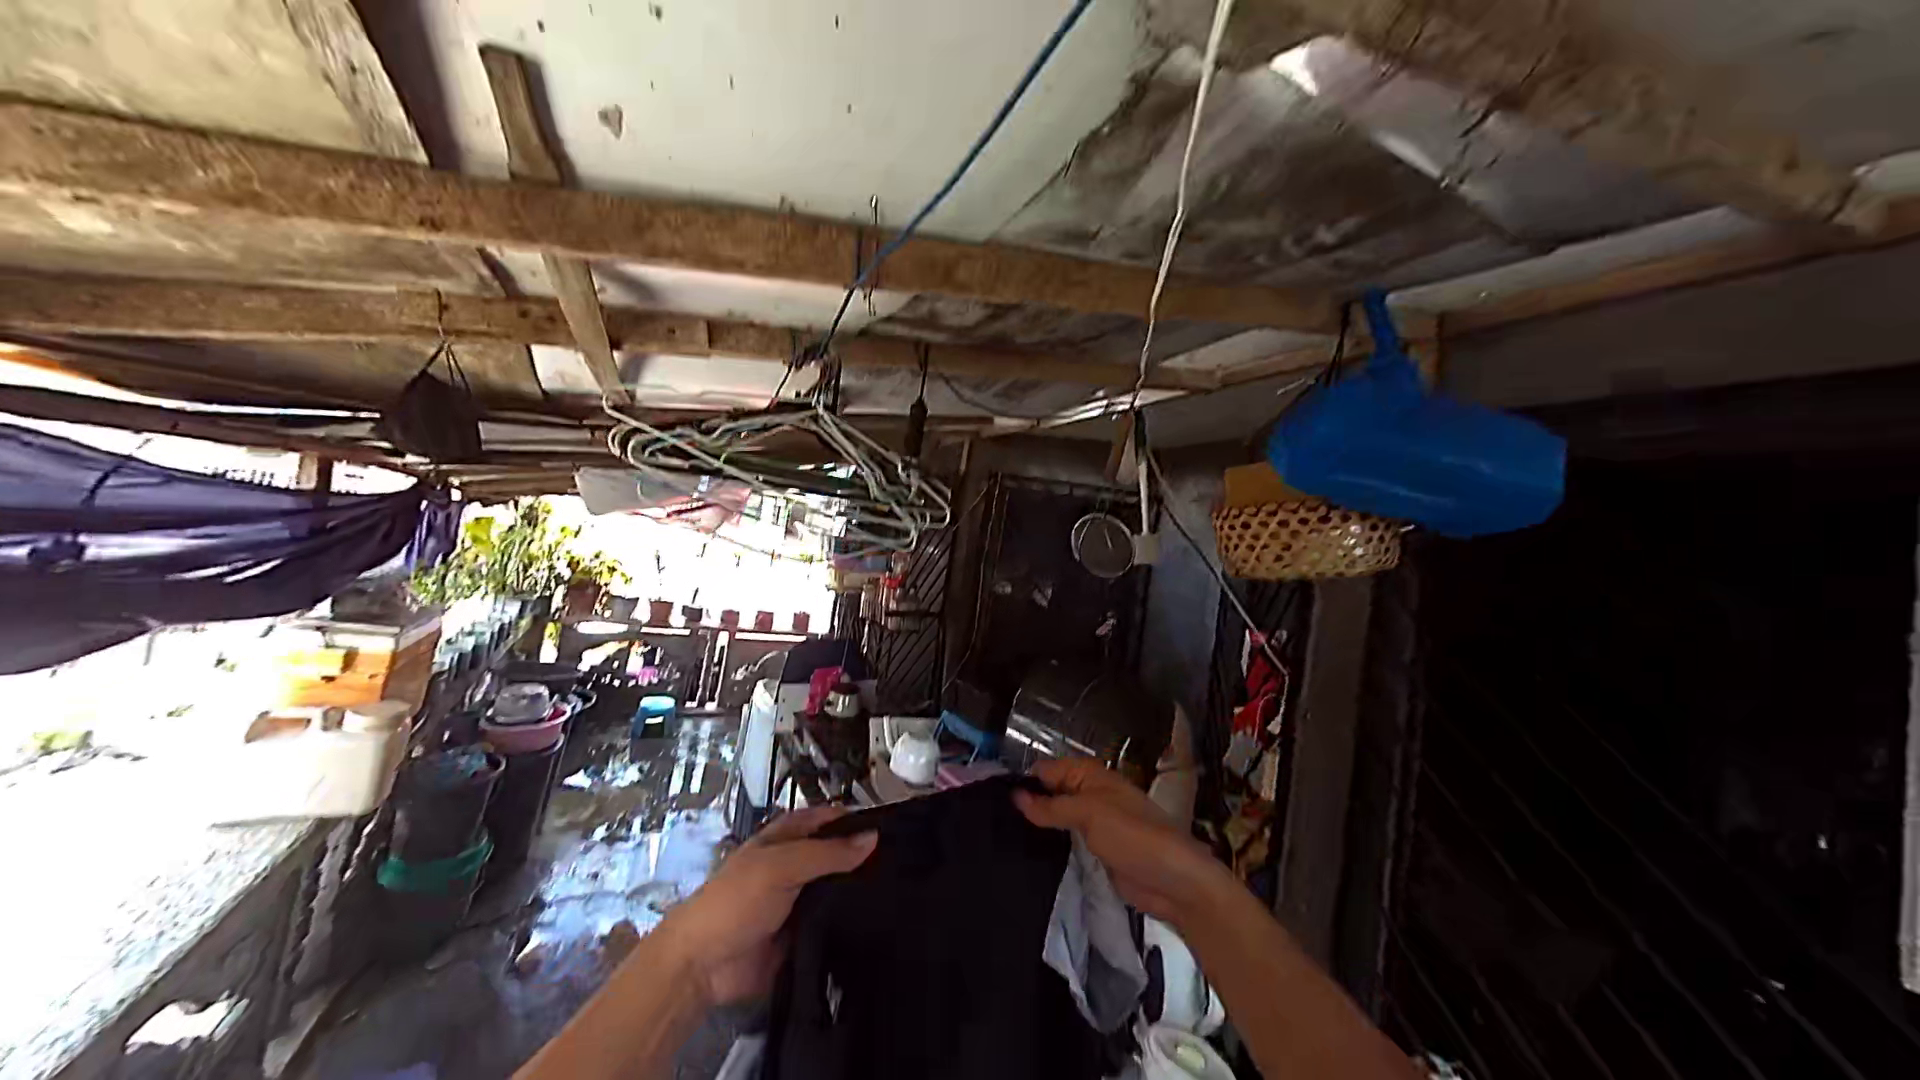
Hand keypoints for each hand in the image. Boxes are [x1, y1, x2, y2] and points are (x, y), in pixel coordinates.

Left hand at [656, 806, 876, 1005]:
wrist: (704, 966)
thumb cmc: (735, 901)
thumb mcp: (781, 866)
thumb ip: (826, 853)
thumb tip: (872, 838)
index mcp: (783, 839)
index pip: (824, 820)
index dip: (851, 819)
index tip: (888, 825)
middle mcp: (793, 867)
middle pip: (834, 855)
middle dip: (861, 857)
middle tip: (901, 861)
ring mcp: (798, 902)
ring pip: (837, 890)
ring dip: (859, 891)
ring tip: (898, 891)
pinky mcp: (803, 935)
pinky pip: (833, 924)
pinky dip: (851, 923)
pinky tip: (878, 923)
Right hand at [1014, 757, 1234, 926]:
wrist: (1175, 882)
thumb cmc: (1134, 837)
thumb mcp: (1090, 814)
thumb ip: (1052, 806)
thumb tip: (1015, 796)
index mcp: (1090, 775)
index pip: (1046, 770)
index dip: (1022, 782)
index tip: (992, 799)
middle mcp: (1089, 794)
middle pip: (1049, 794)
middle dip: (1026, 804)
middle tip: (990, 822)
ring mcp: (1092, 824)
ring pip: (1055, 819)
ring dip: (1036, 827)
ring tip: (999, 837)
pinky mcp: (1094, 852)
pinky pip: (1064, 842)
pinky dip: (1048, 846)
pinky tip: (1023, 854)